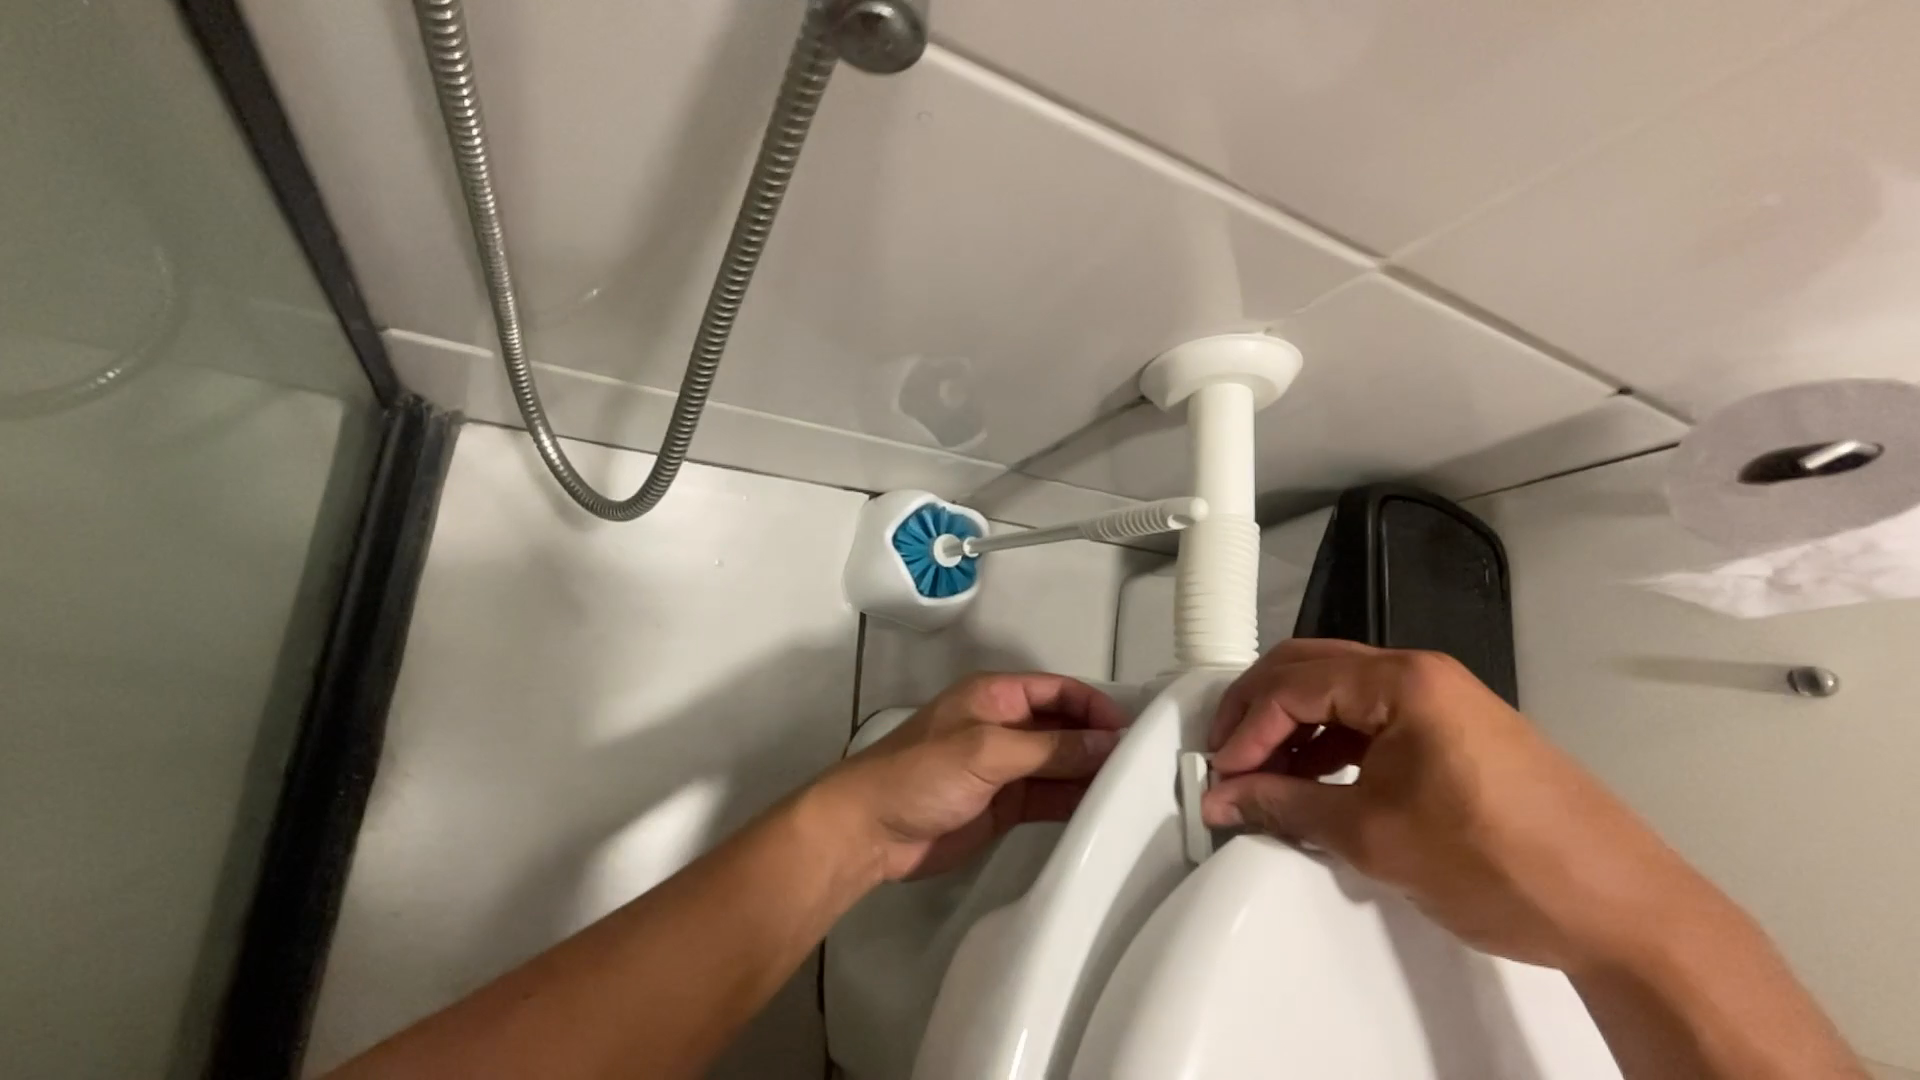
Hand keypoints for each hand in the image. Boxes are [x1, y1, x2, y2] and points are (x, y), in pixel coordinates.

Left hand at [813, 673, 1127, 882]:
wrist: (870, 831)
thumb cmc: (921, 774)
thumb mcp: (986, 751)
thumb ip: (1048, 748)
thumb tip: (1108, 743)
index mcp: (996, 696)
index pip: (1058, 690)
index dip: (1095, 706)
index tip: (1133, 730)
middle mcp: (1005, 726)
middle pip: (1063, 726)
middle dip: (1098, 740)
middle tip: (1146, 764)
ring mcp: (1004, 767)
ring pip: (1060, 762)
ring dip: (1090, 772)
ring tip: (1136, 790)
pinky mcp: (1004, 804)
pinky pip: (1048, 795)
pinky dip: (1074, 800)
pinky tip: (1104, 811)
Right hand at [1201, 639, 1713, 971]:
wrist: (1627, 913)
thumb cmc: (1497, 864)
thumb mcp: (1374, 837)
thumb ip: (1285, 806)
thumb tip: (1222, 799)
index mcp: (1403, 682)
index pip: (1294, 685)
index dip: (1245, 729)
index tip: (1220, 775)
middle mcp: (1421, 672)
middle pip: (1310, 667)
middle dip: (1257, 709)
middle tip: (1224, 755)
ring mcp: (1443, 698)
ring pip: (1339, 689)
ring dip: (1291, 723)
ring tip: (1260, 771)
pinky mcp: (1456, 729)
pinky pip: (1371, 716)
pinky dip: (1329, 739)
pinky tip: (1311, 777)